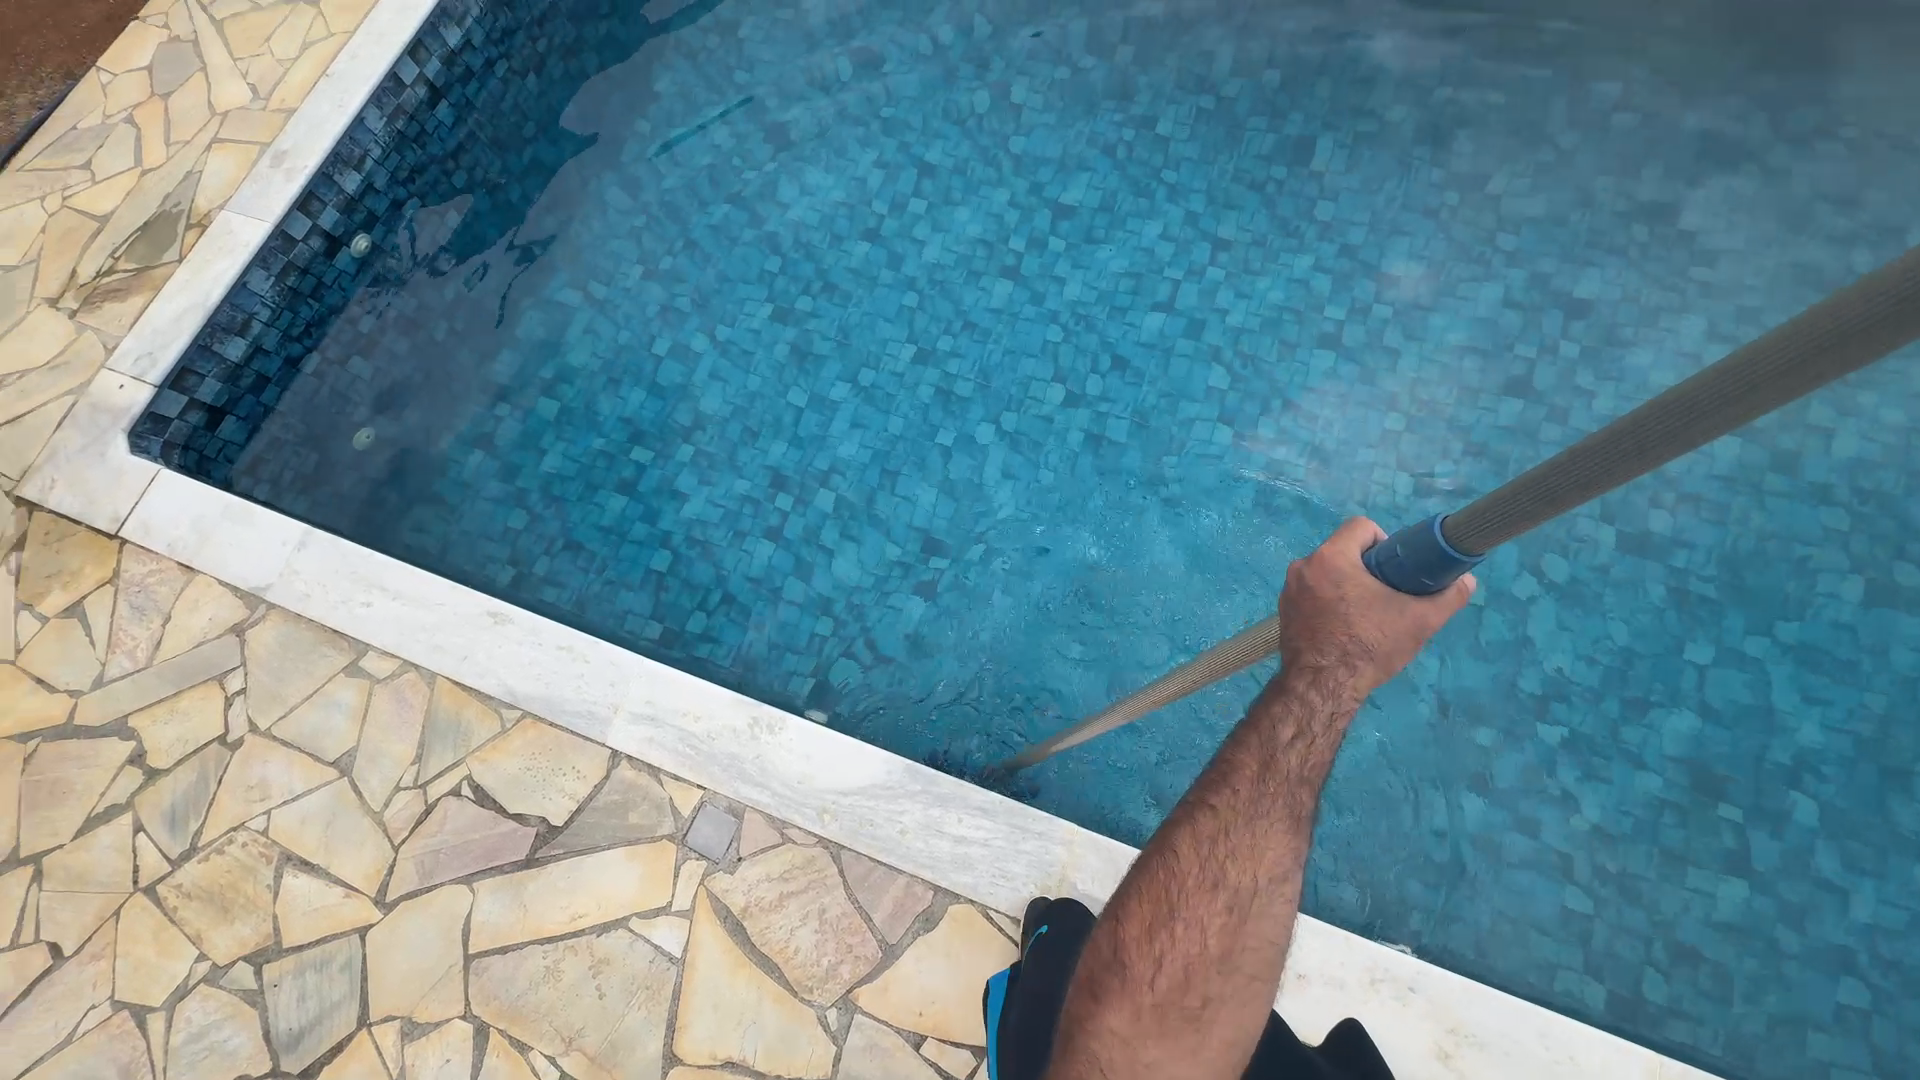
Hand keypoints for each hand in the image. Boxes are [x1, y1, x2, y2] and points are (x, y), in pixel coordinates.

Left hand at [1276, 517, 1474, 698]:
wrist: (1324, 686)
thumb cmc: (1369, 646)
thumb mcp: (1419, 620)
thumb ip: (1448, 596)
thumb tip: (1467, 580)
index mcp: (1330, 558)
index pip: (1360, 527)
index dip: (1384, 540)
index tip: (1396, 566)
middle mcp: (1302, 568)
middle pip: (1342, 551)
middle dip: (1366, 566)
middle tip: (1386, 592)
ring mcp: (1288, 590)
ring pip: (1326, 573)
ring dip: (1346, 584)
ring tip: (1367, 613)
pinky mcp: (1283, 611)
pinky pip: (1311, 592)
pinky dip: (1328, 600)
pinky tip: (1344, 625)